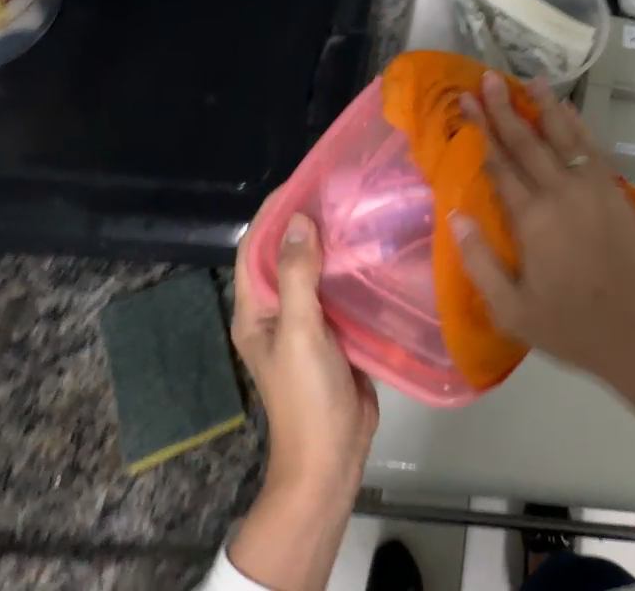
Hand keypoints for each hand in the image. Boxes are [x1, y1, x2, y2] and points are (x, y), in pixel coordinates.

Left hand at [231, 210, 379, 498]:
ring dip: (334, 244)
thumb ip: (299, 276)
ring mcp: (308, 323)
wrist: (331, 452)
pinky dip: (354, 270)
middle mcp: (278, 311)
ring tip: (364, 210)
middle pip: (287, 256)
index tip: (304, 180)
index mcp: (255, 310)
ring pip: (317, 272)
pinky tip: (379, 252)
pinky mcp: (337, 333)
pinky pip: (341, 292)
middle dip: (307, 222)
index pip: (257, 248)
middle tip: (344, 189)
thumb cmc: (306, 393)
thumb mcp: (299, 331)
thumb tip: (300, 219)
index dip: (275, 213)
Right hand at [455, 72, 634, 391]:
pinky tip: (569, 112)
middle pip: (527, 141)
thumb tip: (456, 213)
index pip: (498, 164)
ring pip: (564, 136)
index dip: (479, 131)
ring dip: (545, 106)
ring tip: (530, 80)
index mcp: (532, 218)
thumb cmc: (571, 328)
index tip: (465, 101)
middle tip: (488, 78)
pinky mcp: (616, 193)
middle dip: (504, 108)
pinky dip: (578, 126)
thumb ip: (479, 261)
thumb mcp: (512, 309)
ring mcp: (594, 189)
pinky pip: (592, 148)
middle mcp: (562, 192)